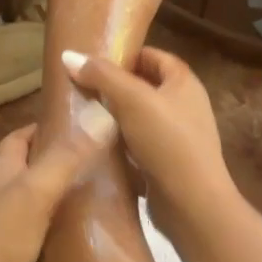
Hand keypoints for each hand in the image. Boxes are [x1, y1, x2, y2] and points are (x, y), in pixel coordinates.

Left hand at [0, 112, 117, 261]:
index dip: (44, 128)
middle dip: (52, 163)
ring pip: (25, 199)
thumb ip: (65, 157)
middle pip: (23, 166)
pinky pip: (24, 230)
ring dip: (49, 197)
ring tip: (85, 203)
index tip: (77, 129)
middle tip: (90, 168)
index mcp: (0, 168)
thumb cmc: (0, 237)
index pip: (20, 136)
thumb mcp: (37, 191)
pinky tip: (64, 239)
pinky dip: (44, 228)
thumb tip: (100, 114)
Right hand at [61, 47, 234, 218]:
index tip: (93, 61)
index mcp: (184, 83)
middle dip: (114, 87)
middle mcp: (185, 106)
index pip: (151, 56)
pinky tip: (97, 147)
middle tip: (82, 87)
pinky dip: (121, 145)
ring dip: (114, 118)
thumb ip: (101, 75)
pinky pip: (139, 147)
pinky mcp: (168, 166)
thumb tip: (68, 55)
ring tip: (83, 115)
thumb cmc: (167, 142)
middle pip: (143, 87)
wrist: (193, 207)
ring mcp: (178, 138)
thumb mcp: (131, 99)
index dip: (125, 54)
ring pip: (139, 118)